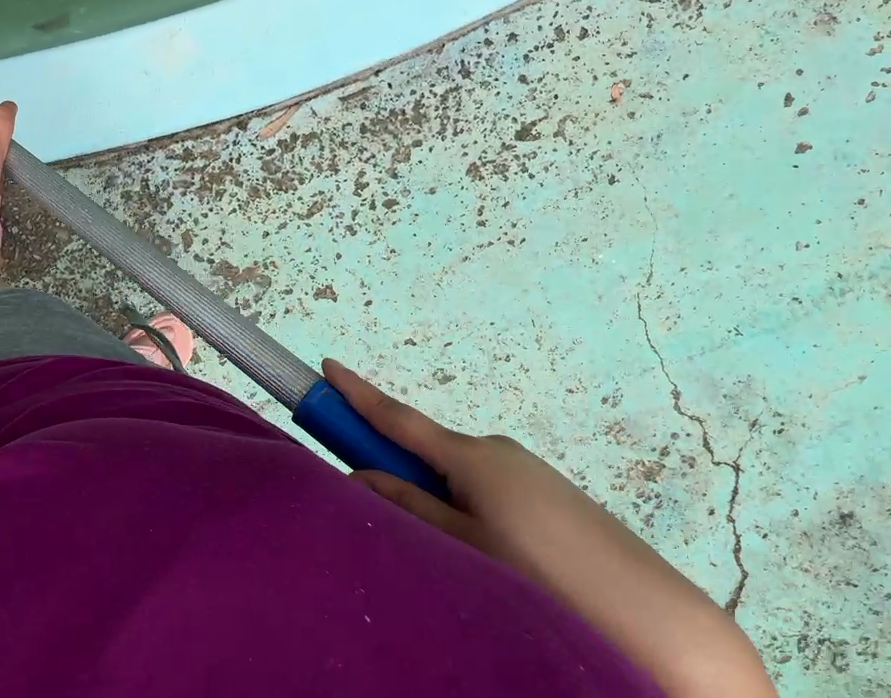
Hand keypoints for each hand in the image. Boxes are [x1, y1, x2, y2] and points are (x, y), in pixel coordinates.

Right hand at [325, 359, 773, 697]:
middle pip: (426, 449)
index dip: (356, 392)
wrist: (658, 620)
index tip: (326, 364)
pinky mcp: (551, 493)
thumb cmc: (545, 576)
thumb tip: (358, 475)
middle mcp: (497, 450)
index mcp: (471, 456)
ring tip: (458, 552)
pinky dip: (469, 505)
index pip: (396, 417)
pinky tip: (492, 553)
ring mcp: (528, 470)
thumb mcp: (463, 545)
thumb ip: (406, 505)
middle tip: (389, 508)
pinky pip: (488, 487)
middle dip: (399, 468)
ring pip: (458, 474)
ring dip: (438, 495)